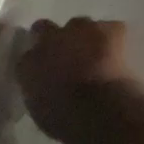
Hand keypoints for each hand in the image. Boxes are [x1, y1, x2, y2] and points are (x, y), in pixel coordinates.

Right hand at [18, 18, 135, 140]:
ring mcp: (78, 31)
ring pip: (78, 24)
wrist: (99, 111)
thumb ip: (38, 90)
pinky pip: (111, 28)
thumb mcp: (40, 109)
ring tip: (93, 51)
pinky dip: (113, 37)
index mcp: (27, 64)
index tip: (42, 69)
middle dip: (53, 37)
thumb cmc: (65, 119)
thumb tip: (43, 86)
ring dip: (83, 35)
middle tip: (64, 54)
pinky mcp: (109, 30)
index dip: (36, 60)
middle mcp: (47, 41)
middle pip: (44, 28)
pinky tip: (118, 51)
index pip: (25, 55)